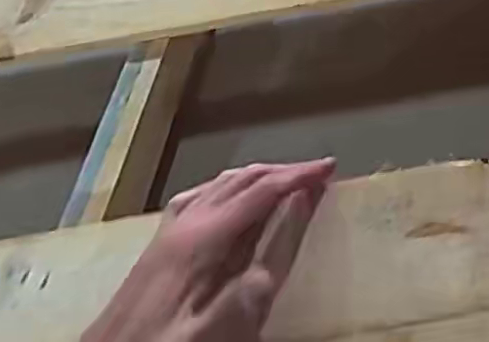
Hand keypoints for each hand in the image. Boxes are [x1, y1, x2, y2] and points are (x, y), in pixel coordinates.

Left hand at [82, 158, 335, 341]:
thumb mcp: (229, 321)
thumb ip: (268, 261)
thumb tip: (301, 201)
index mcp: (203, 235)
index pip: (263, 187)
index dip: (301, 174)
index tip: (333, 167)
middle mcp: (185, 222)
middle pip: (243, 178)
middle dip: (285, 171)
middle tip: (318, 174)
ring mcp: (166, 234)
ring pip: (222, 184)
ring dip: (260, 177)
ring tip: (288, 182)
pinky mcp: (155, 252)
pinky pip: (200, 199)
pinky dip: (230, 189)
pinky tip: (232, 200)